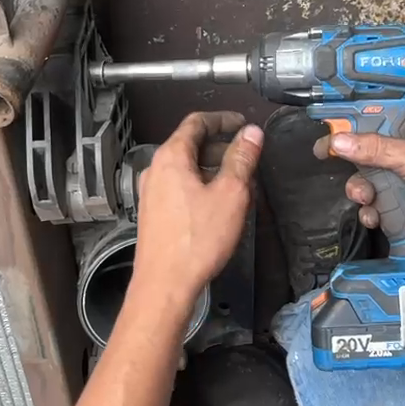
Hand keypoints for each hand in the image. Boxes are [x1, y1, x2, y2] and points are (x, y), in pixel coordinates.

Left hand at [132, 112, 263, 310]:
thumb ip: (242, 159)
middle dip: (221, 146)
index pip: (196, 122)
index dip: (223, 119)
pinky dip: (200, 184)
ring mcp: (152, 192)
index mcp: (171, 157)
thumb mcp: (231, 194)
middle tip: (247, 155)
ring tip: (238, 181)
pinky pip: (179, 187)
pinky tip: (218, 203)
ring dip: (212, 167)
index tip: (243, 125)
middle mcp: (155, 170)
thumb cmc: (196, 241)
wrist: (164, 286)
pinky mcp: (154, 213)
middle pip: (190, 144)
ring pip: (186, 167)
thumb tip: (252, 133)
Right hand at [320, 118, 404, 270]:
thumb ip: (378, 149)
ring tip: (365, 199)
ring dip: (365, 190)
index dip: (361, 124)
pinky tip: (374, 216)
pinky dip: (375, 210)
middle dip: (360, 166)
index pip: (388, 119)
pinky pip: (385, 204)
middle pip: (377, 153)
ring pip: (378, 181)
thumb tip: (342, 141)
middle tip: (346, 170)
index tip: (337, 132)